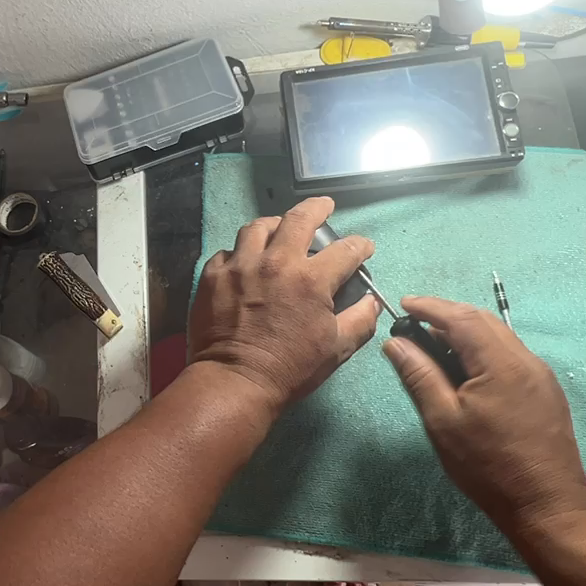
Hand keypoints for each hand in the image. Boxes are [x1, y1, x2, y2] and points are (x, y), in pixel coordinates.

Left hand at [188, 197, 381, 412]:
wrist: (235, 380)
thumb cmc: (290, 368)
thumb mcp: (336, 349)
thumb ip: (360, 321)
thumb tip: (371, 302)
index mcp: (310, 279)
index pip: (345, 251)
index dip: (360, 246)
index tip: (363, 247)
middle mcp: (275, 262)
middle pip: (299, 219)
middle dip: (317, 208)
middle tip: (324, 206)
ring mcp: (240, 265)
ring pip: (257, 227)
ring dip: (274, 224)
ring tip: (279, 227)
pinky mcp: (213, 274)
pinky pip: (228, 251)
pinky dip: (241, 252)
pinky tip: (245, 259)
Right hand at [382, 296, 585, 542]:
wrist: (547, 507)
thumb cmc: (488, 466)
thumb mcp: (442, 421)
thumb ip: (419, 375)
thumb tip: (395, 343)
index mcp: (501, 364)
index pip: (462, 318)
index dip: (430, 307)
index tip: (403, 303)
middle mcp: (526, 361)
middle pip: (483, 320)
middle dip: (447, 315)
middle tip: (414, 322)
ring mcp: (540, 376)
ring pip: (498, 336)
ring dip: (465, 331)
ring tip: (434, 344)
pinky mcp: (545, 391)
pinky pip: (509, 354)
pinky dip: (482, 348)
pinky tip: (464, 368)